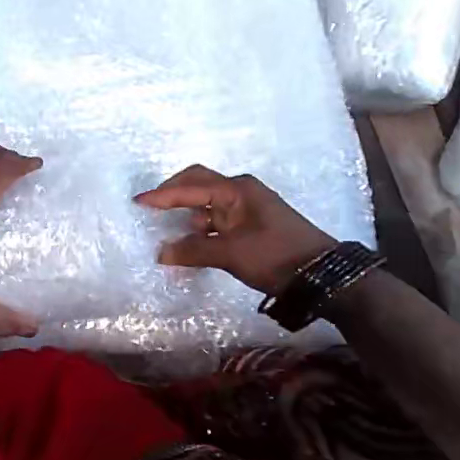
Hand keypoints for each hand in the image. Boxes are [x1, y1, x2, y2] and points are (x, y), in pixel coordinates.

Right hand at [135, 166, 335, 295]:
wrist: (320, 274)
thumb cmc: (275, 256)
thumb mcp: (231, 254)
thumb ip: (194, 250)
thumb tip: (161, 253)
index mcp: (237, 190)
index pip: (191, 186)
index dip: (163, 195)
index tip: (138, 201)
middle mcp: (241, 193)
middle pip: (199, 185)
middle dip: (174, 194)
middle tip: (150, 206)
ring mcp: (248, 209)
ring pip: (208, 205)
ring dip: (188, 216)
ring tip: (168, 231)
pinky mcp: (251, 226)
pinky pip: (218, 221)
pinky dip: (201, 230)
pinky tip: (191, 244)